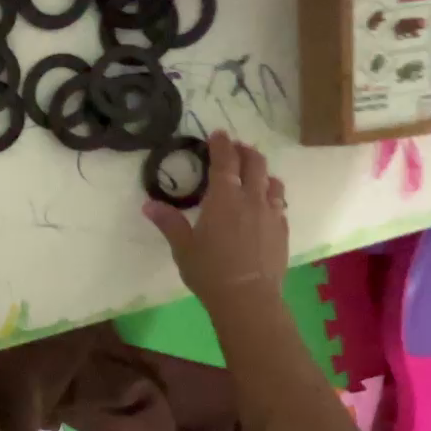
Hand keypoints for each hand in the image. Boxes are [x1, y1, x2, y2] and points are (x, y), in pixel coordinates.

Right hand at [143, 130, 287, 313]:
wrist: (247, 297)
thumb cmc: (209, 270)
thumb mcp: (182, 247)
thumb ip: (169, 222)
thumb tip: (148, 205)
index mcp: (223, 198)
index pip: (225, 162)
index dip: (221, 145)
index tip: (218, 134)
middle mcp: (251, 199)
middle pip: (254, 164)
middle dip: (245, 152)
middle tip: (237, 148)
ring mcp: (271, 214)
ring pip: (272, 182)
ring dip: (263, 172)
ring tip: (256, 173)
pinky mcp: (282, 230)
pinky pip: (280, 204)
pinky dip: (273, 195)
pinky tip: (267, 203)